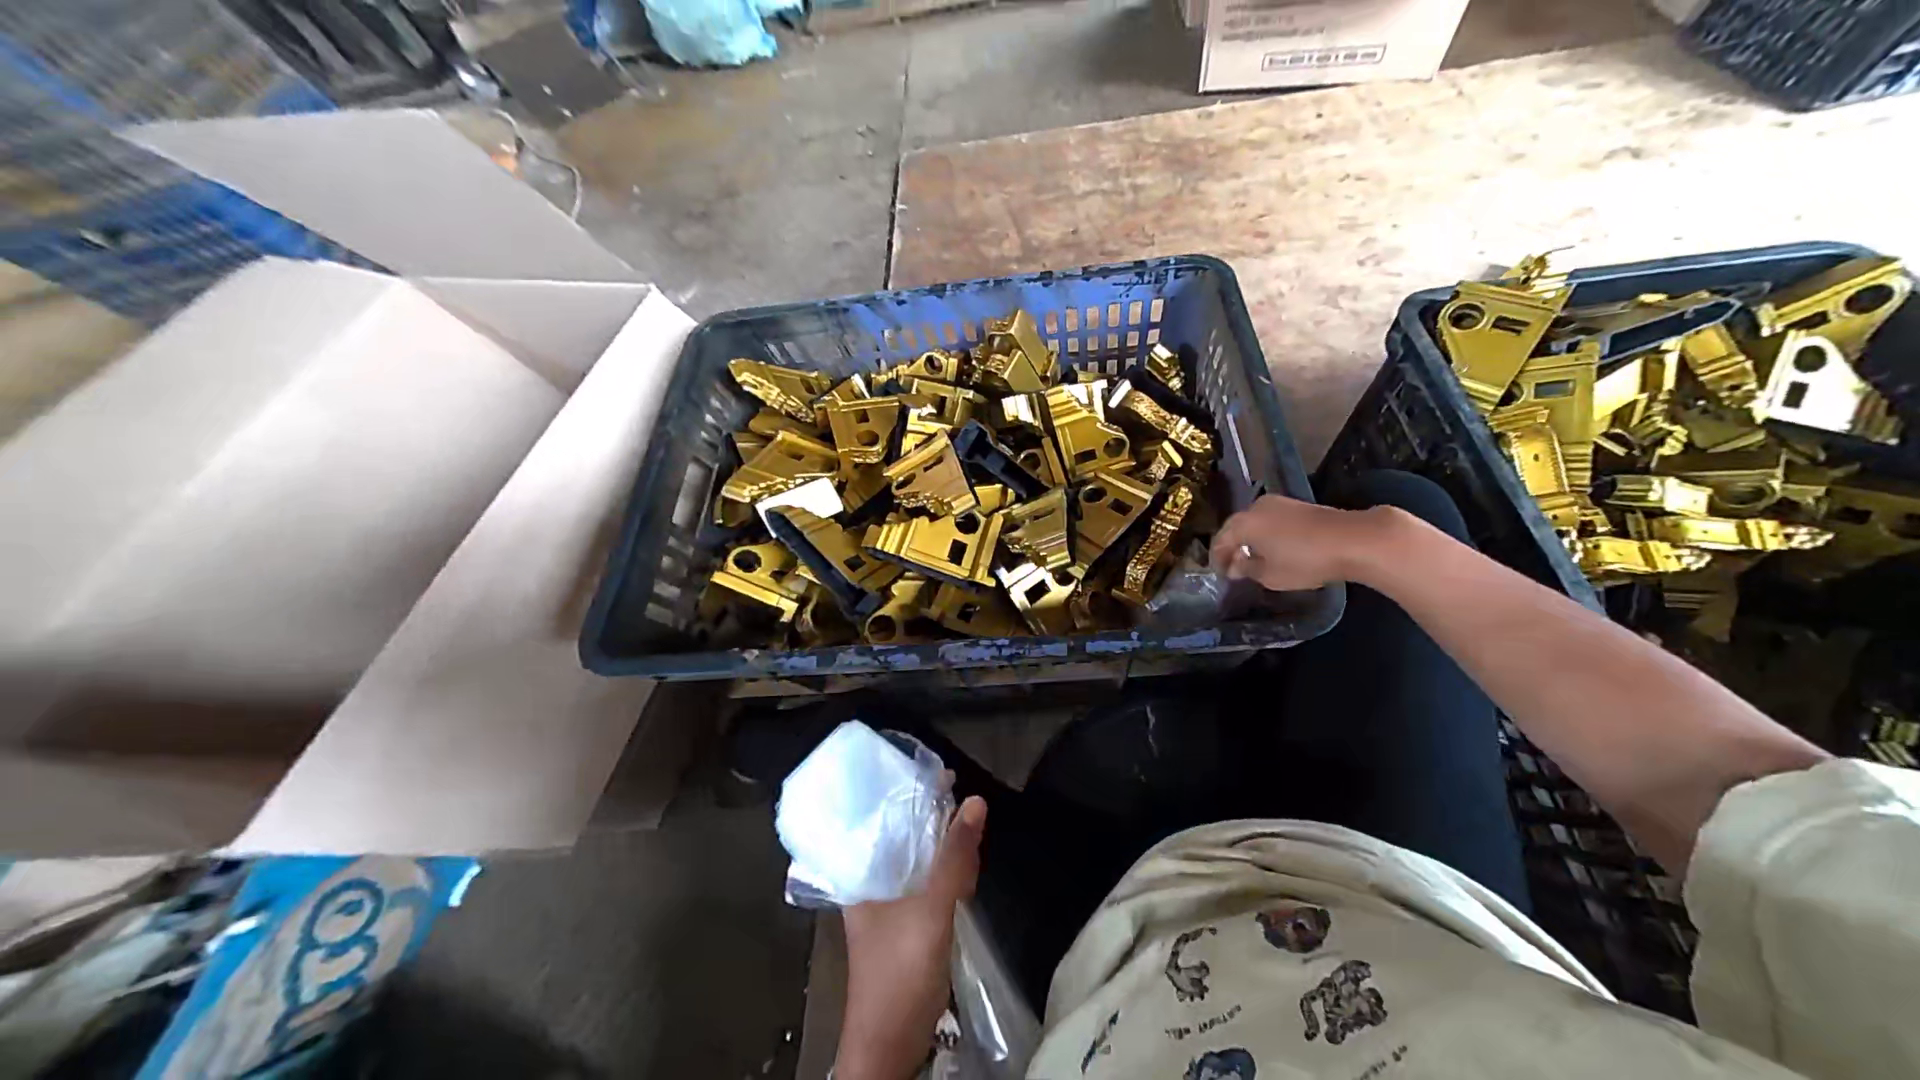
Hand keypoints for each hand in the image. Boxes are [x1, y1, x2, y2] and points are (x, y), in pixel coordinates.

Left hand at [834, 796, 987, 1079]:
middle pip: (902, 836)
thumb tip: (975, 801)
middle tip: (964, 809)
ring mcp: (887, 904)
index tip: (942, 775)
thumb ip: (953, 858)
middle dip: (932, 820)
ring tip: (969, 840)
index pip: (881, 817)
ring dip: (943, 848)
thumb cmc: (899, 972)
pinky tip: (965, 874)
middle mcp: (870, 881)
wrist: (890, 1044)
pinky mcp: (904, 924)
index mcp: (861, 871)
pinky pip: (926, 884)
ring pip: (917, 860)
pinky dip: (945, 874)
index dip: (909, 793)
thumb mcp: (930, 909)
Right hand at [1210, 495, 1391, 590]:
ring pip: (1254, 522)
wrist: (1354, 539)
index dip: (1217, 560)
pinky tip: (1273, 548)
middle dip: (1232, 547)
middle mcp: (1255, 508)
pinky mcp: (1297, 505)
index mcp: (1243, 523)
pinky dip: (1266, 534)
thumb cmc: (1305, 560)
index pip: (1219, 541)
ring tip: (1253, 559)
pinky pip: (1270, 520)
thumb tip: (1235, 566)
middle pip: (1235, 528)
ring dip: (1249, 540)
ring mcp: (1278, 503)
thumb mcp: (1270, 575)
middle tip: (1233, 567)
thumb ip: (1247, 569)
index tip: (1220, 575)